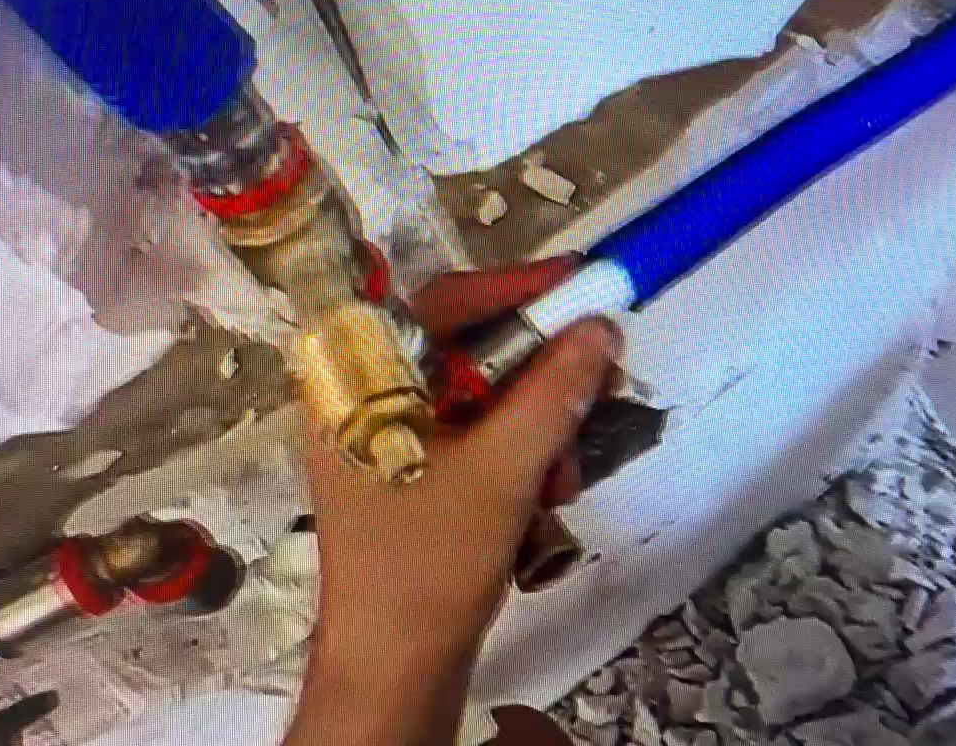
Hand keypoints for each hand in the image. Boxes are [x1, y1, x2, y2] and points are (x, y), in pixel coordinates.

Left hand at [286, 257, 620, 745]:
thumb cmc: (427, 564)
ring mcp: (385, 431)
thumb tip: (600, 328)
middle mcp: (363, 392)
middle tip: (598, 375)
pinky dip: (517, 447)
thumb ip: (554, 393)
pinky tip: (546, 487)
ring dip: (536, 420)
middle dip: (539, 371)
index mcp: (355, 375)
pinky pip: (472, 429)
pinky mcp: (410, 466)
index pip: (441, 303)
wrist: (392, 673)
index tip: (578, 282)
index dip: (513, 286)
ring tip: (566, 466)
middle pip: (467, 347)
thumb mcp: (502, 470)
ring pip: (479, 392)